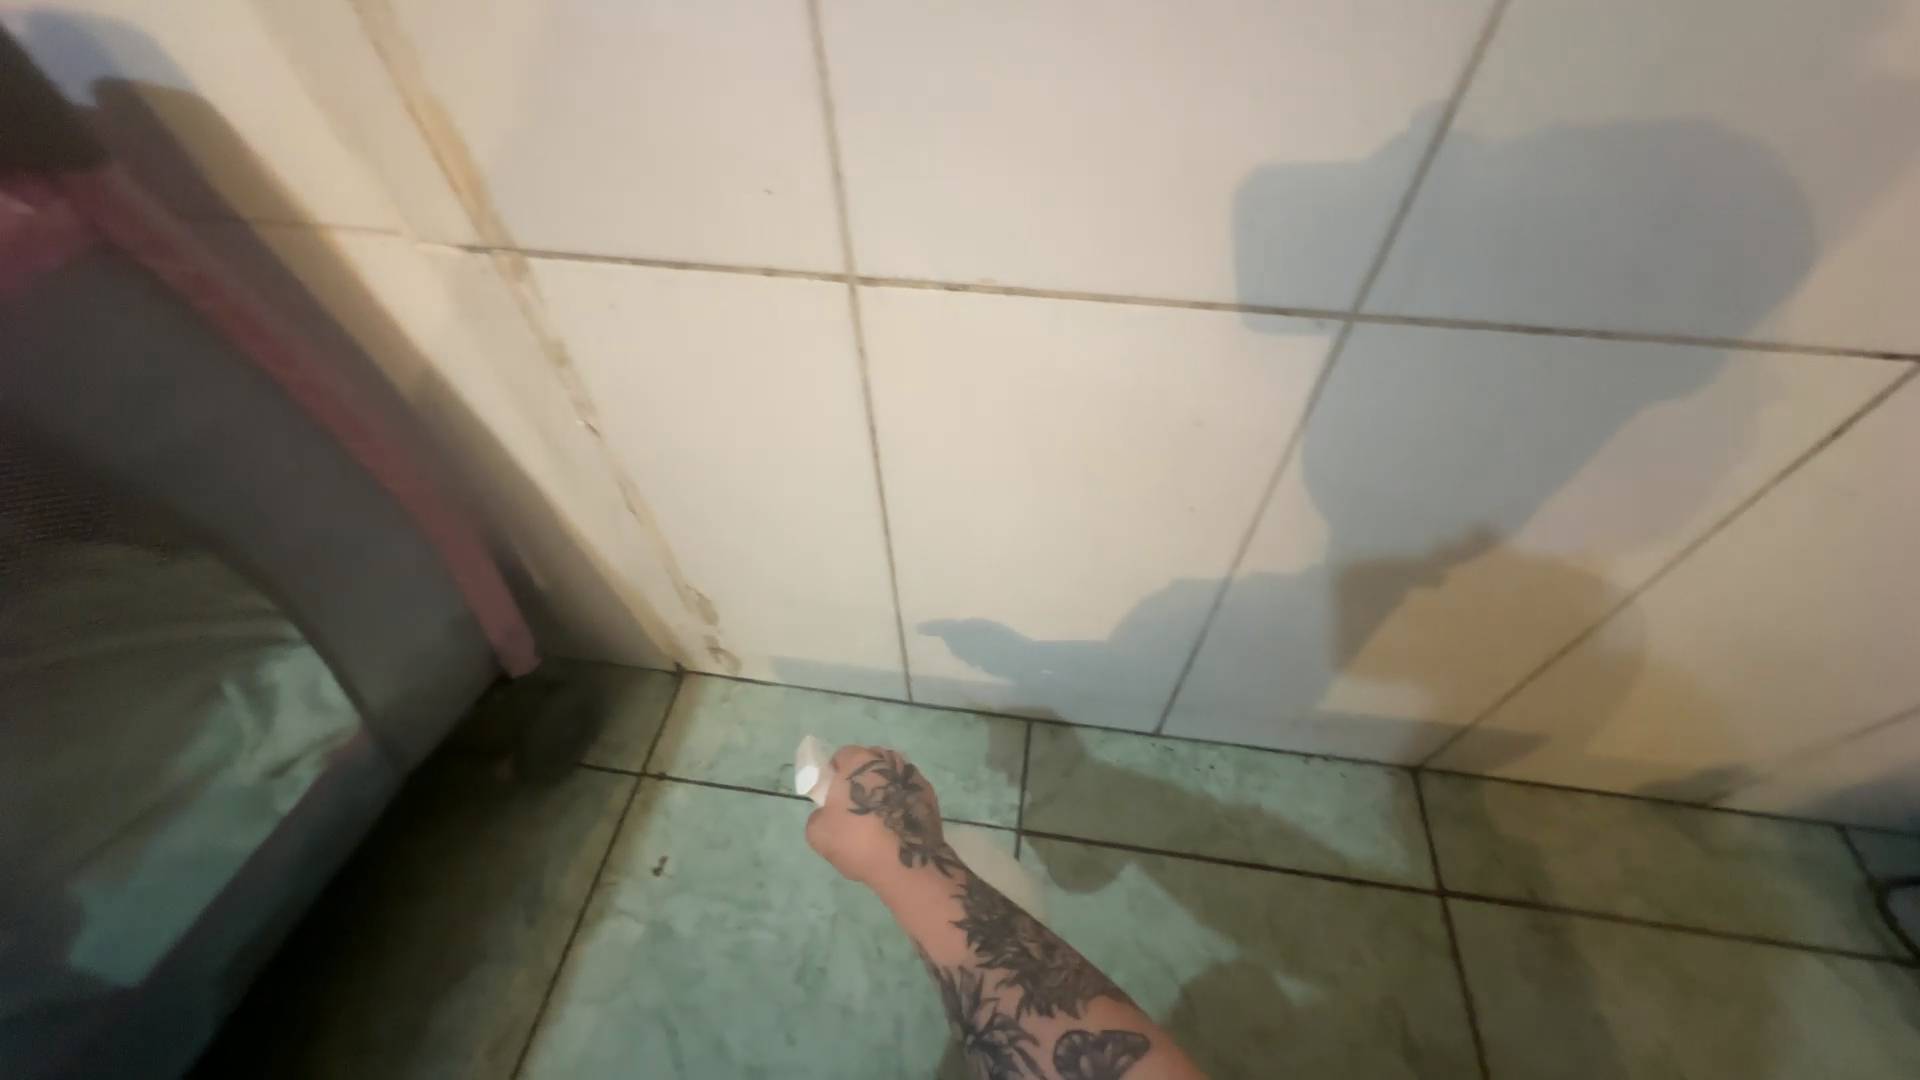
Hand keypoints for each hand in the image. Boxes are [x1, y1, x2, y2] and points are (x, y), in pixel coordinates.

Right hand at [805, 745, 962, 883]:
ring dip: (884, 790)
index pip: (843, 756)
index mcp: (861, 762)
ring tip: (880, 820)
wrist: (906, 863)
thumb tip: (829, 813)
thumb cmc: (857, 841)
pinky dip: (902, 803)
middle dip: (862, 779)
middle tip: (856, 807)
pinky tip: (897, 826)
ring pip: (891, 777)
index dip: (836, 773)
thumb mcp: (818, 833)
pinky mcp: (930, 794)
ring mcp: (913, 776)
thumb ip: (819, 814)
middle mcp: (889, 760)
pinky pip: (908, 793)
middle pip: (870, 762)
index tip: (834, 795)